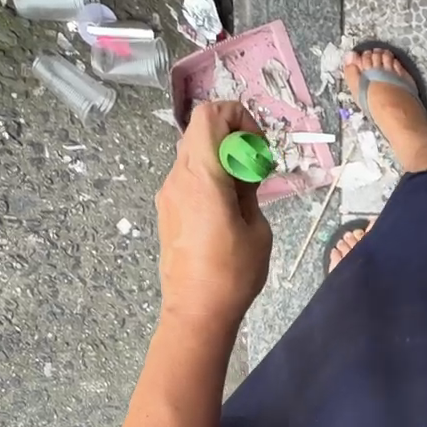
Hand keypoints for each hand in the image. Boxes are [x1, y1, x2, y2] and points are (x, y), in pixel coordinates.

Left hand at [155, 100, 271, 327]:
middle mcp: (178, 177)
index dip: (240, 118)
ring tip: (245, 192)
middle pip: (201, 129)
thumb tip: (244, 173)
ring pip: (194, 152)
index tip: (258, 150)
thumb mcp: (257, 228)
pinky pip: (189, 176)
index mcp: (202, 175)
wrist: (196, 311)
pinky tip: (228, 208)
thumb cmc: (233, 274)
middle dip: (234, 138)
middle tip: (256, 169)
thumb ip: (249, 190)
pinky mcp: (167, 210)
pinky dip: (210, 177)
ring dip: (222, 158)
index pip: (211, 115)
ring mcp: (168, 193)